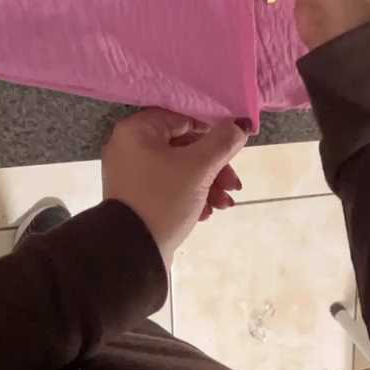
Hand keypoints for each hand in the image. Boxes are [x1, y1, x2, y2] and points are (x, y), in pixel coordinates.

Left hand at [101, 108, 246, 266]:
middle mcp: (130, 148)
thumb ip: (222, 142)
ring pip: (180, 170)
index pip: (182, 118)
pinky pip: (169, 188)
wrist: (133, 252)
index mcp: (137, 131)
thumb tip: (240, 125)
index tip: (233, 146)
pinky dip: (191, 197)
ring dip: (208, 185)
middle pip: (184, 147)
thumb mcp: (199, 168)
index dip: (212, 130)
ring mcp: (132, 175)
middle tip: (234, 185)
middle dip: (215, 167)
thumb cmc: (164, 199)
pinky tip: (206, 213)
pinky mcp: (138, 199)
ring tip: (224, 205)